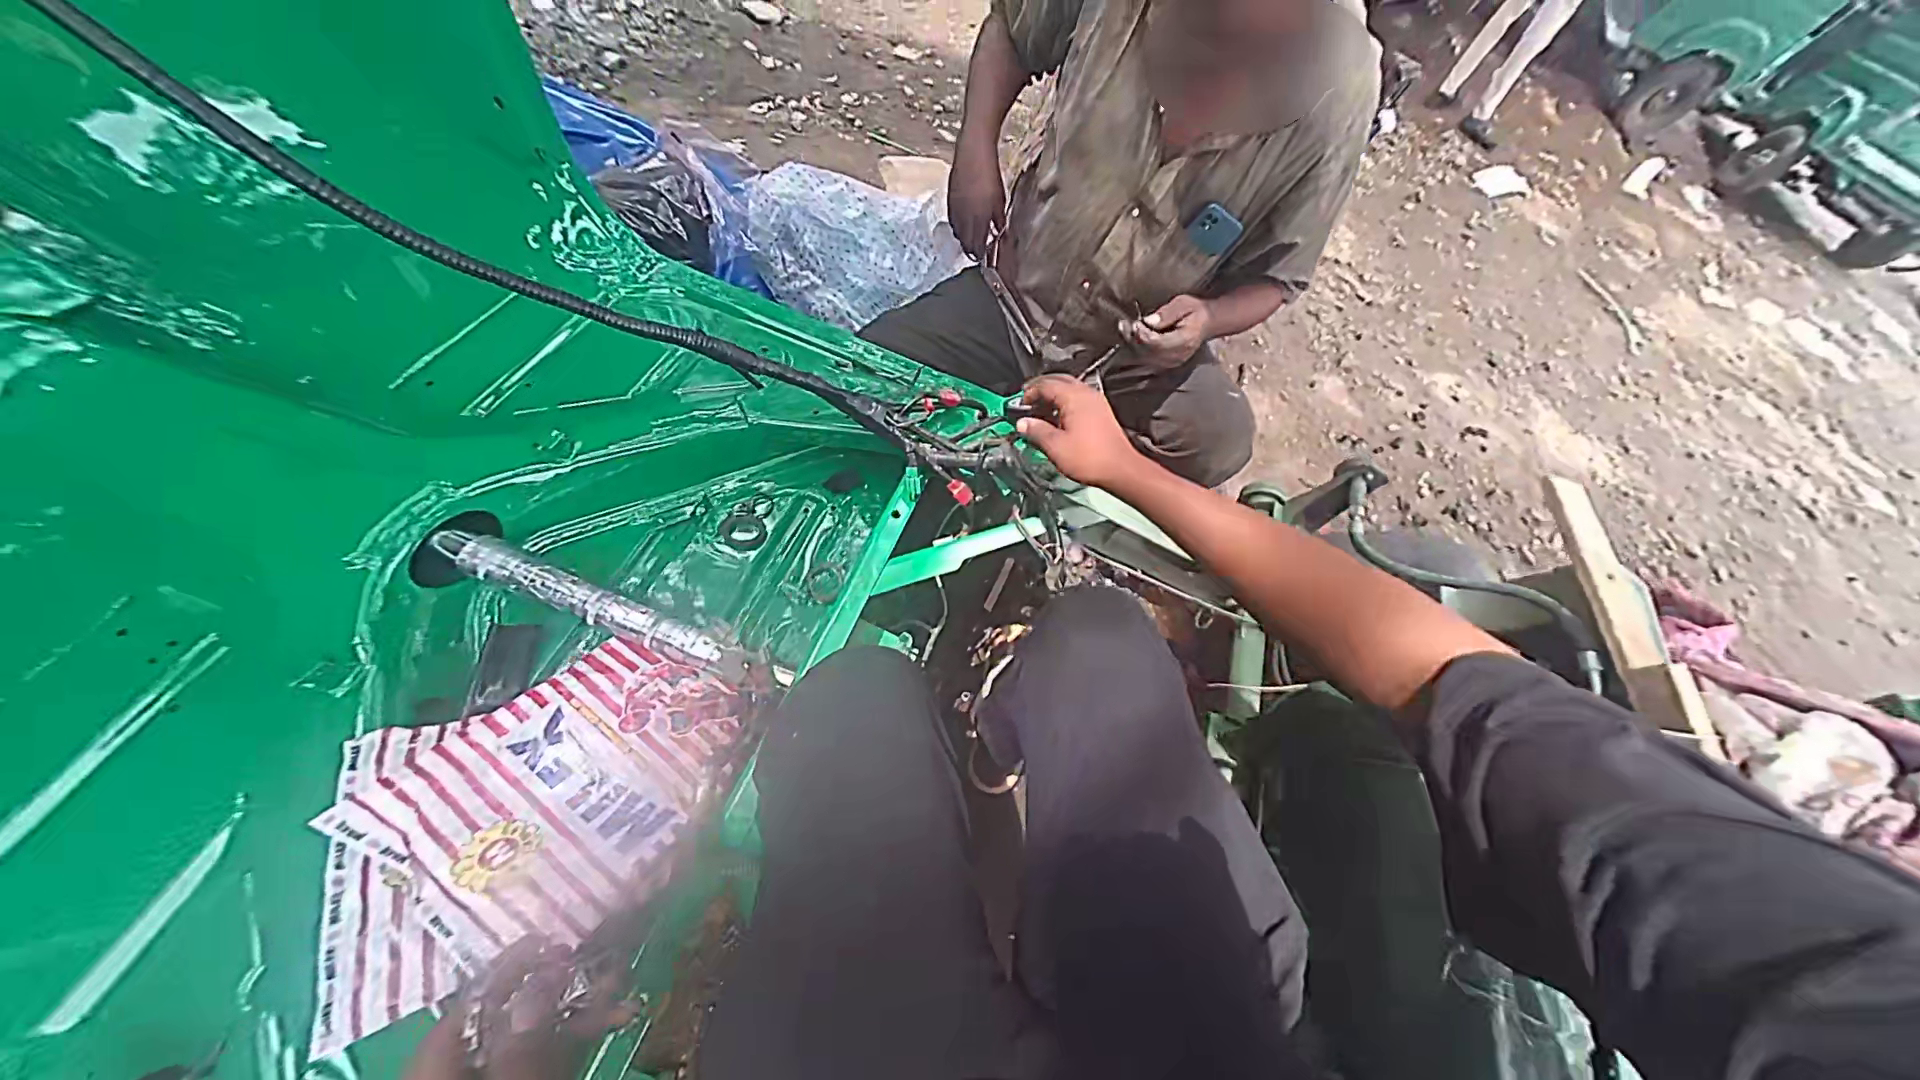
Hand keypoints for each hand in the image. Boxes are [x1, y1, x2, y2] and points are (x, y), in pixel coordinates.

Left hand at [426, 936, 640, 1079]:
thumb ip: (521, 1047)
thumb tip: (541, 978)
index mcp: (434, 1075)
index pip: (466, 1009)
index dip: (509, 970)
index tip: (556, 938)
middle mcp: (462, 1075)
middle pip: (509, 1018)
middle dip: (563, 988)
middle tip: (605, 963)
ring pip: (537, 1037)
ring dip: (583, 1008)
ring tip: (624, 990)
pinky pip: (551, 1059)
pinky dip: (581, 1037)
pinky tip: (618, 1019)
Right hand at [948, 137, 1005, 259]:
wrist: (972, 151)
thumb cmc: (990, 174)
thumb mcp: (1000, 200)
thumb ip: (998, 220)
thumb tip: (999, 234)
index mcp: (977, 220)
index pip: (977, 247)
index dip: (981, 255)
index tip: (985, 260)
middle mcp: (963, 219)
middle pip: (965, 243)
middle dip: (971, 250)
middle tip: (978, 253)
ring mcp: (954, 210)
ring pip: (957, 233)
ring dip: (964, 240)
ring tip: (970, 241)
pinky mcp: (949, 201)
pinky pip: (952, 221)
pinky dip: (957, 227)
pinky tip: (962, 225)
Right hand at [1015, 375, 1147, 490]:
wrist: (1120, 469)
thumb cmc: (1090, 458)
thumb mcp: (1055, 446)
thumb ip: (1036, 431)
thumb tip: (1022, 424)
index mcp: (1073, 397)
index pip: (1045, 384)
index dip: (1029, 393)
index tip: (1020, 405)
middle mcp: (1086, 394)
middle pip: (1058, 381)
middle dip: (1041, 390)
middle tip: (1027, 403)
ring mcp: (1096, 402)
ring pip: (1069, 390)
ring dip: (1053, 397)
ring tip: (1040, 413)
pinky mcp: (1101, 413)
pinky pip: (1078, 400)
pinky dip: (1064, 404)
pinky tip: (1058, 421)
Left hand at [1120, 295, 1212, 369]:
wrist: (1206, 324)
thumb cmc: (1195, 311)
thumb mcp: (1184, 304)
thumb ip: (1167, 313)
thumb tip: (1148, 321)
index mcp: (1185, 340)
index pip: (1158, 343)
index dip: (1143, 335)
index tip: (1134, 323)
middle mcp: (1178, 355)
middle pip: (1149, 352)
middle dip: (1134, 339)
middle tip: (1124, 325)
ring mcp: (1172, 362)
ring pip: (1146, 357)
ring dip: (1133, 344)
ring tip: (1125, 329)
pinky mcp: (1166, 364)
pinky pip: (1147, 359)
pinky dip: (1137, 348)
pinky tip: (1132, 337)